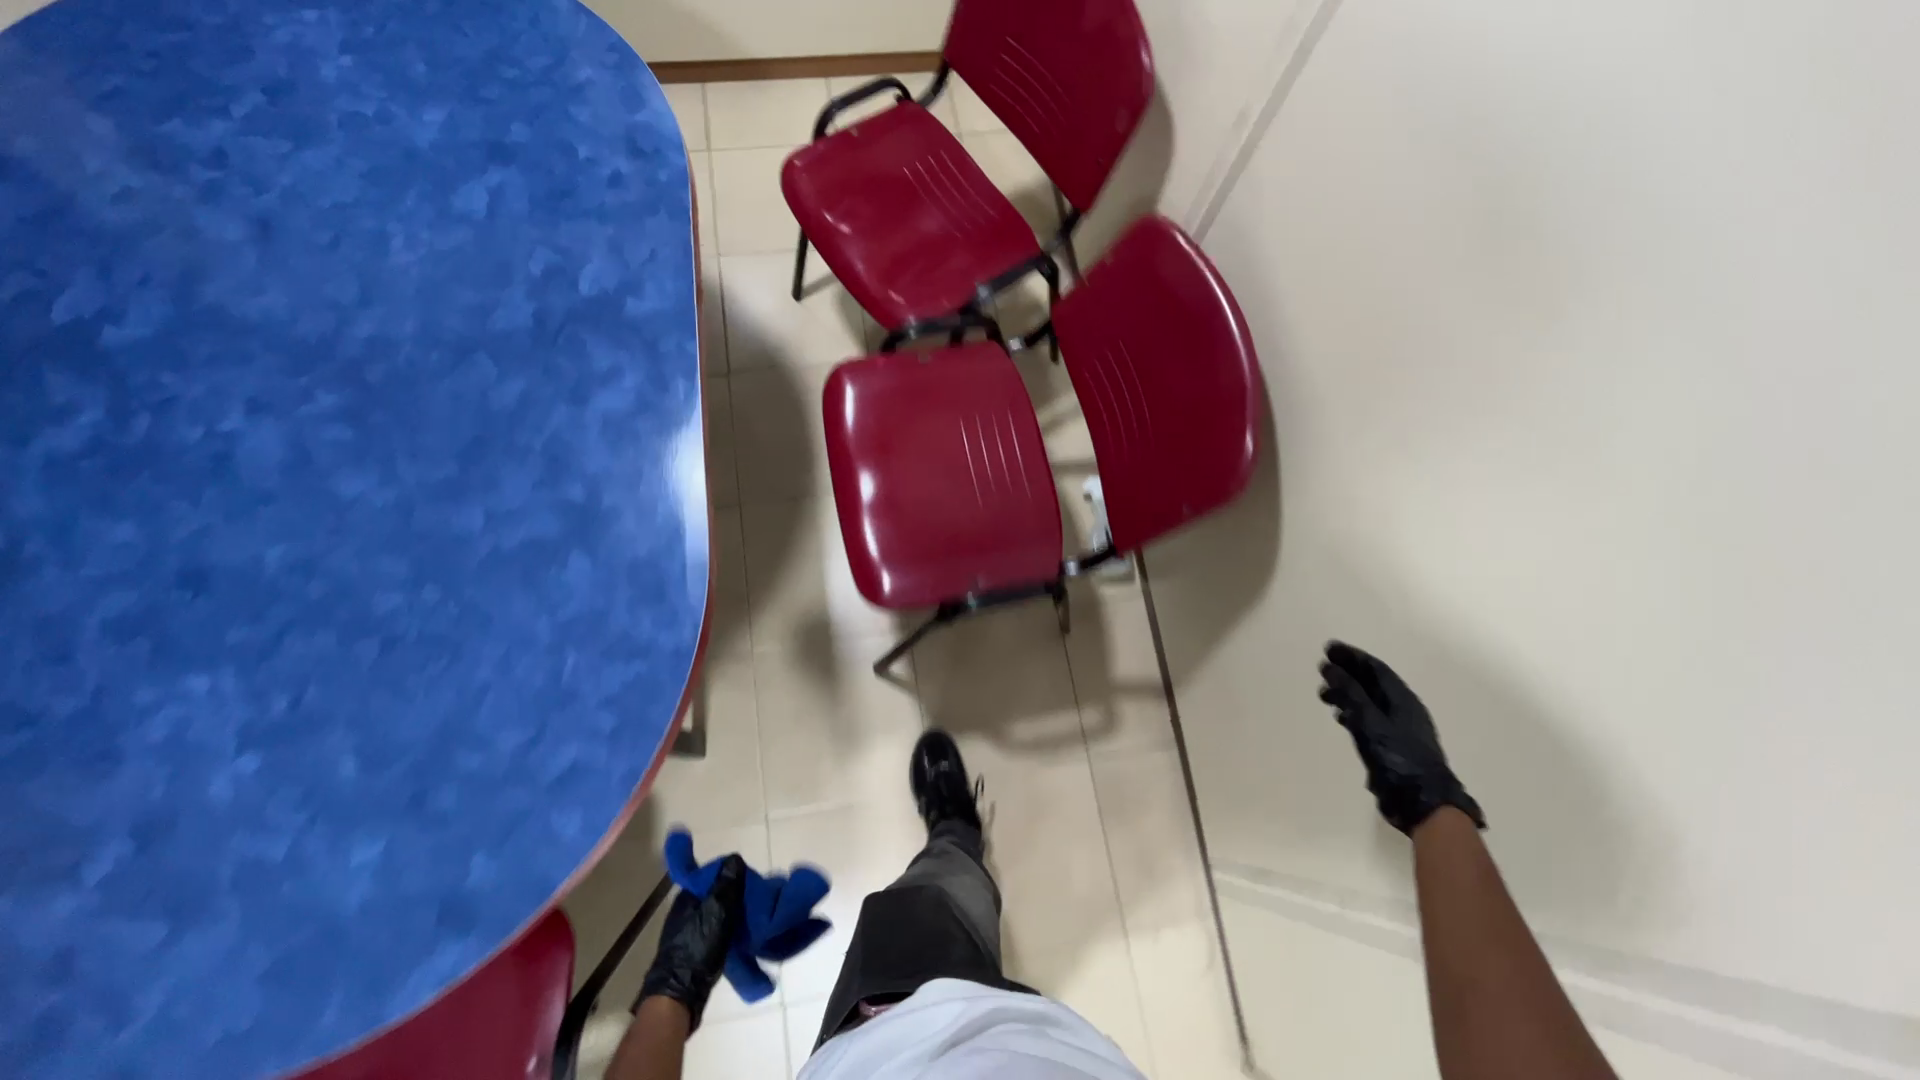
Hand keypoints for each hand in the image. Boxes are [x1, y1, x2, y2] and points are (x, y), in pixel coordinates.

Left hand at [636, 854, 745, 1030]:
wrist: (680, 993)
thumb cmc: (698, 947)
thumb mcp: (716, 911)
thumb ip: (726, 884)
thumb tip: (734, 858)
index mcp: (687, 897)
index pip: (713, 875)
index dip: (732, 877)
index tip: (750, 883)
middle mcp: (685, 910)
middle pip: (715, 894)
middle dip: (735, 896)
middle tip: (756, 903)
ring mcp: (687, 931)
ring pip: (717, 914)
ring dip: (733, 915)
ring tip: (753, 920)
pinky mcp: (693, 950)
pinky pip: (716, 931)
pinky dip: (729, 931)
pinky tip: (742, 938)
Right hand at [1318, 641, 1483, 834]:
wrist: (1422, 802)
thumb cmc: (1398, 759)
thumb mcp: (1370, 722)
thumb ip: (1350, 694)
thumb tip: (1330, 667)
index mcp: (1402, 700)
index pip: (1376, 669)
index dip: (1352, 657)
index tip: (1329, 649)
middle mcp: (1403, 710)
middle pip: (1372, 684)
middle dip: (1348, 674)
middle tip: (1323, 669)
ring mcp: (1400, 729)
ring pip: (1370, 702)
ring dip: (1348, 695)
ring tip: (1325, 696)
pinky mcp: (1394, 747)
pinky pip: (1370, 720)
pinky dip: (1353, 714)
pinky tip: (1341, 718)